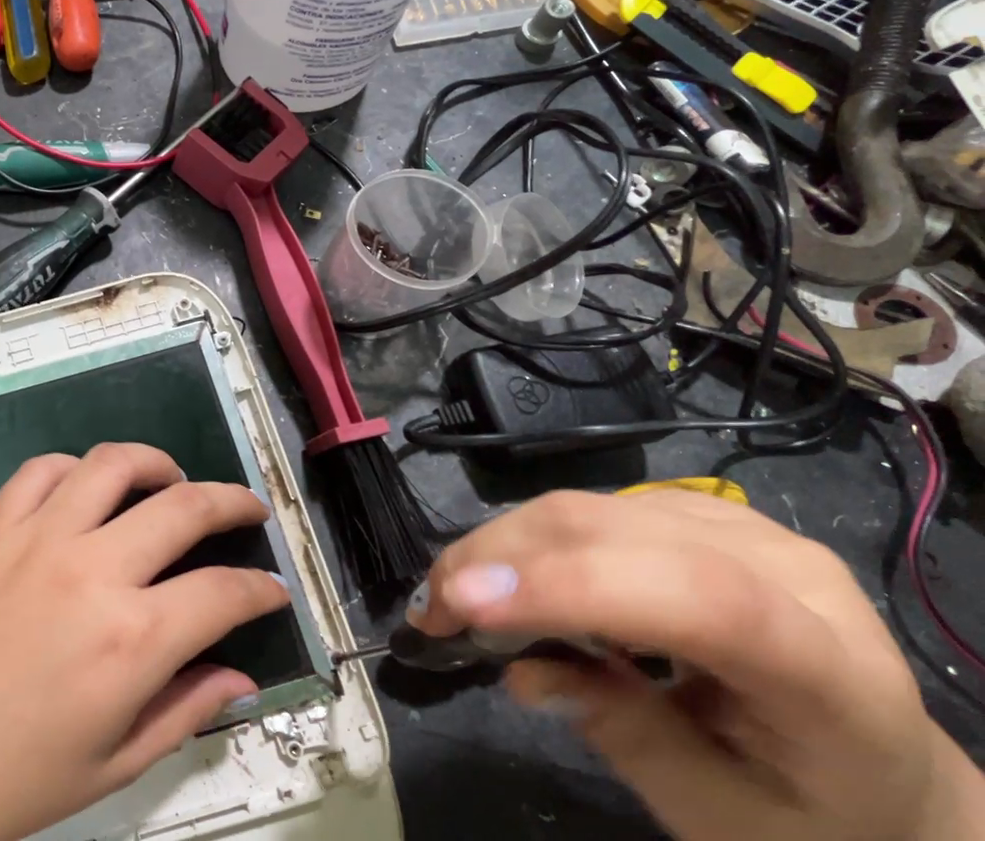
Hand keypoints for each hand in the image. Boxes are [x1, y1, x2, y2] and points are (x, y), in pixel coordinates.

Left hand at [0, 443, 289, 840]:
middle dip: (233, 503)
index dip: (261, 589)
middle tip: (248, 512)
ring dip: (156, 464)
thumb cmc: (13, 778)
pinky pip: (40, 471)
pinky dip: (75, 469)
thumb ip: (186, 709)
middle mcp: (90, 570)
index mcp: (131, 639)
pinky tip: (86, 490)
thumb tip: (238, 676)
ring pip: (112, 465)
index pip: (224, 593)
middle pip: (184, 506)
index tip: (270, 590)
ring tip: (172, 482)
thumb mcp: (115, 762)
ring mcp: (34, 539)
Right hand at [410, 489, 984, 840]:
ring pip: (588, 507)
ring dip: (501, 546)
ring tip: (451, 596)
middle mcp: (792, 571)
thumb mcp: (725, 815)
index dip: (576, 590)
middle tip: (429, 612)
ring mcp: (745, 529)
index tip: (463, 606)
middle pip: (619, 534)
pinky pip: (591, 508)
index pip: (705, 601)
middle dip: (502, 561)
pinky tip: (509, 580)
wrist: (889, 773)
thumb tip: (523, 671)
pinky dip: (529, 540)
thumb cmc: (814, 815)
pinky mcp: (701, 515)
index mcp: (833, 673)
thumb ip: (630, 737)